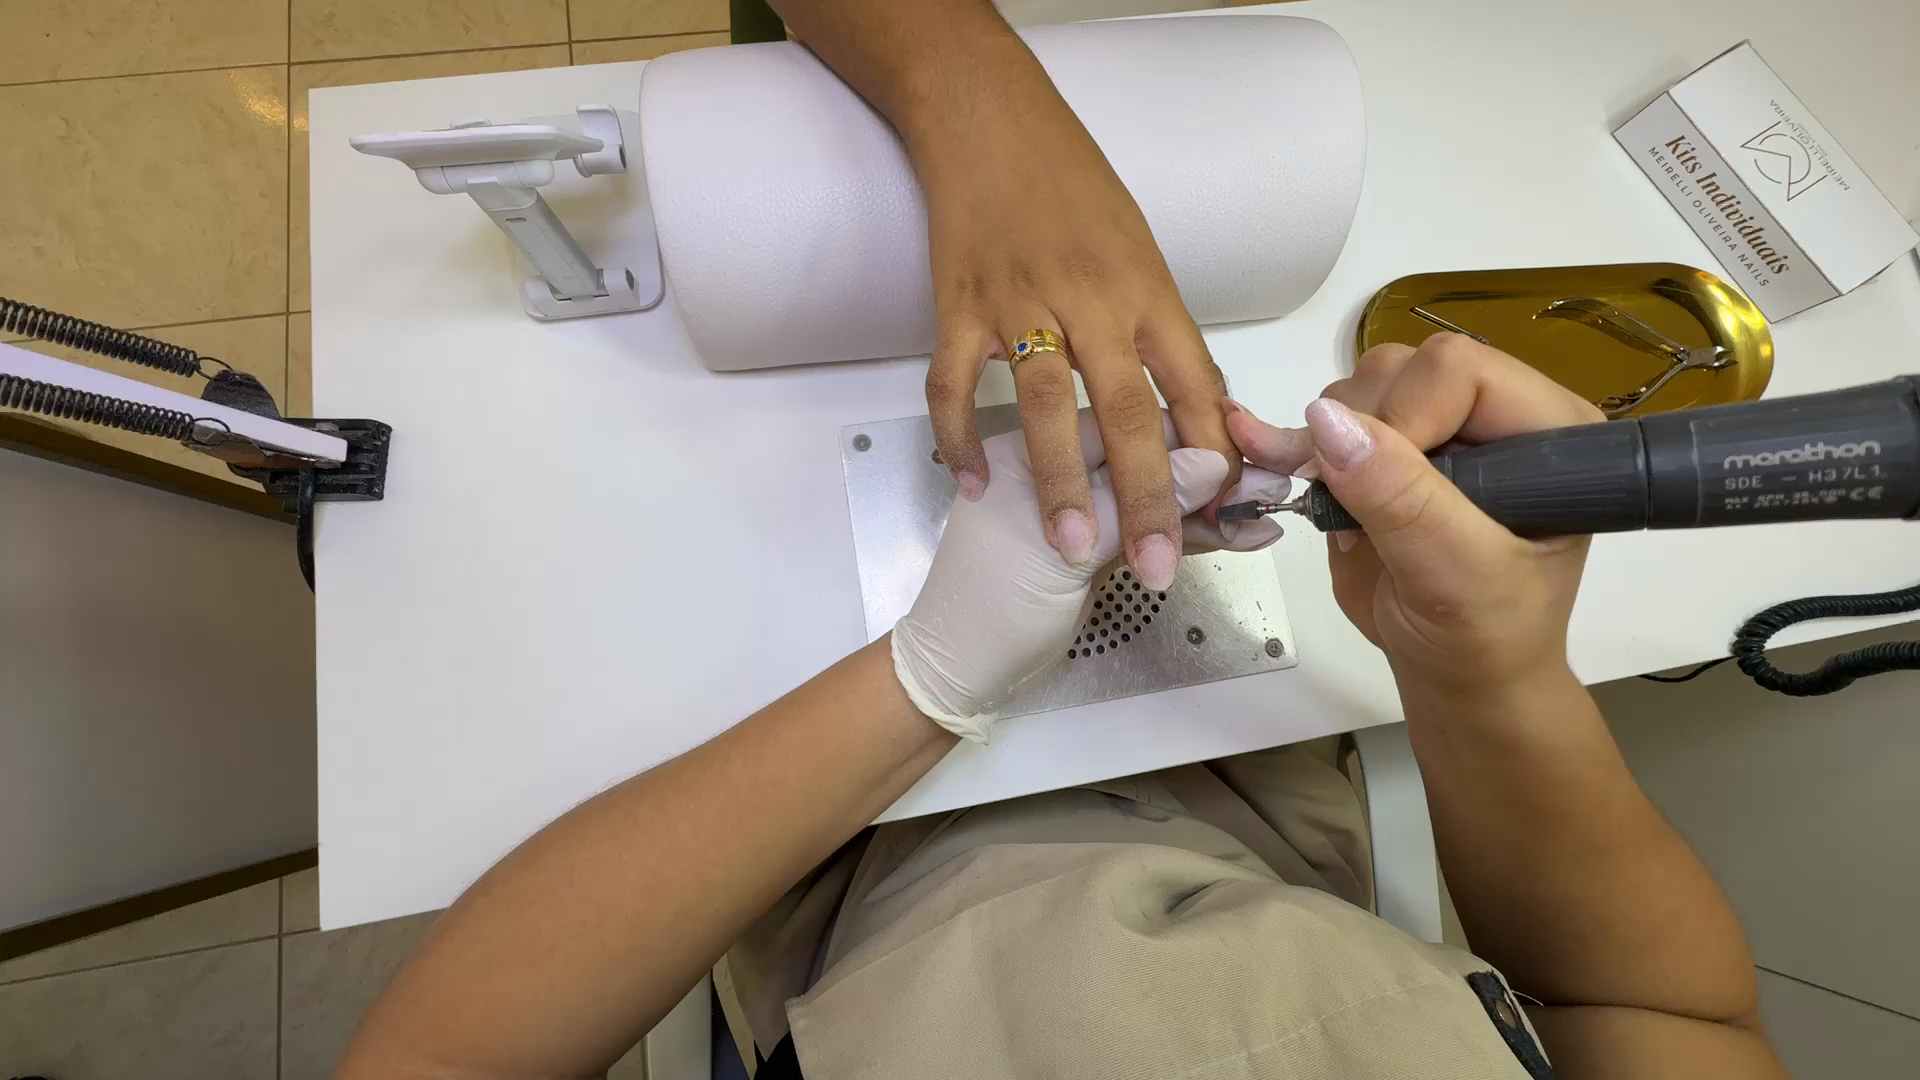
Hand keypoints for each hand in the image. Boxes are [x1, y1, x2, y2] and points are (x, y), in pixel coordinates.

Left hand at [894, 408, 1285, 741]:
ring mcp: (1081, 512)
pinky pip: (1149, 534)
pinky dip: (1191, 539)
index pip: (1115, 424)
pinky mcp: (1098, 549)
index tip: (1240, 445)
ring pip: (1153, 499)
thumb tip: (1210, 463)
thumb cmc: (994, 602)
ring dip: (1209, 510)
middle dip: (1208, 474)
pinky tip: (1241, 535)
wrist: (963, 671)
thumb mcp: (1062, 551)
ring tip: (1268, 512)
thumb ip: (1134, 506)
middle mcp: (1058, 470)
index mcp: (1031, 448)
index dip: (1180, 435)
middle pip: (1144, 459)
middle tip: (1270, 481)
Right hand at [905, 44, 1236, 593]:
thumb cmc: (1075, 187)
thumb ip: (1161, 334)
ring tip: (1067, 547)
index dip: (1212, 458)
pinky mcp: (957, 305)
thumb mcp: (1141, 254)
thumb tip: (1193, 411)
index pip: (1193, 387)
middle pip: (1127, 411)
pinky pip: (951, 383)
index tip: (1220, 519)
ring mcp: (1019, 304)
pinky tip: (971, 484)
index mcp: (1146, 291)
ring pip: (1043, 405)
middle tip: (1153, 565)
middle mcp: (1091, 302)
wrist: (990, 120)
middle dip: (1145, 497)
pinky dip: (956, 437)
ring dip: (1058, 481)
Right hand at [1226, 334, 1604, 696]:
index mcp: (1543, 431)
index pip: (1456, 372)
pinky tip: (1262, 450)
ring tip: (1324, 498)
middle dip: (1356, 429)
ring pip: (1356, 390)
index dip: (1404, 417)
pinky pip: (1325, 423)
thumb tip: (1325, 421)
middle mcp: (1486, 418)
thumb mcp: (1453, 574)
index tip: (1379, 491)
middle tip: (1344, 497)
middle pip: (1399, 370)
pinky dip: (1287, 442)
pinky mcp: (1379, 458)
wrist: (1449, 669)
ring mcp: (1429, 435)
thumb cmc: (1478, 634)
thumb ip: (1399, 498)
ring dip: (1320, 440)